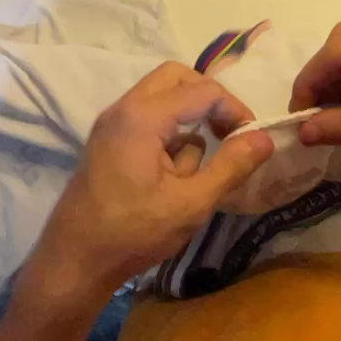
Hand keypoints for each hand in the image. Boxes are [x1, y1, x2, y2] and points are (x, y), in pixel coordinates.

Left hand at [23, 63, 273, 304]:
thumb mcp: (192, 203)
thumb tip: (264, 138)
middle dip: (210, 101)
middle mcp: (123, 109)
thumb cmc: (134, 232)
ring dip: (189, 120)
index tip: (251, 140)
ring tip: (198, 168)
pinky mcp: (108, 142)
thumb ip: (231, 166)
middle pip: (177, 78)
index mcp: (143, 117)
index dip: (235, 109)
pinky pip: (148, 120)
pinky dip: (170, 134)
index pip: (203, 90)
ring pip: (162, 98)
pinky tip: (174, 176)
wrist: (76, 261)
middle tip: (228, 134)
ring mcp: (112, 124)